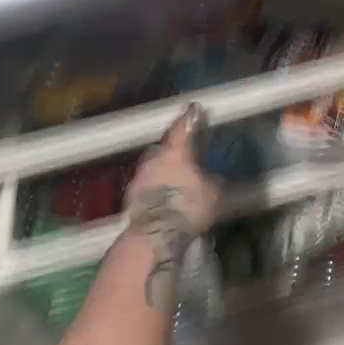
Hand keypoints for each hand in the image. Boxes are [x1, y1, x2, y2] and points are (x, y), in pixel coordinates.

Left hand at [125, 104, 222, 234]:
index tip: (194, 108)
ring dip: (162, 169)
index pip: (183, 127)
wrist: (154, 236)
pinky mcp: (130, 195)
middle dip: (174, 148)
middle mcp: (154, 157)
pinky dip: (154, 186)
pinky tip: (162, 195)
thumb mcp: (214, 194)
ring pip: (153, 165)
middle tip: (184, 153)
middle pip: (164, 146)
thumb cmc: (188, 208)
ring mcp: (139, 176)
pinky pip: (146, 184)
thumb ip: (212, 180)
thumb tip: (213, 176)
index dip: (190, 117)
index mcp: (176, 151)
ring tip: (174, 178)